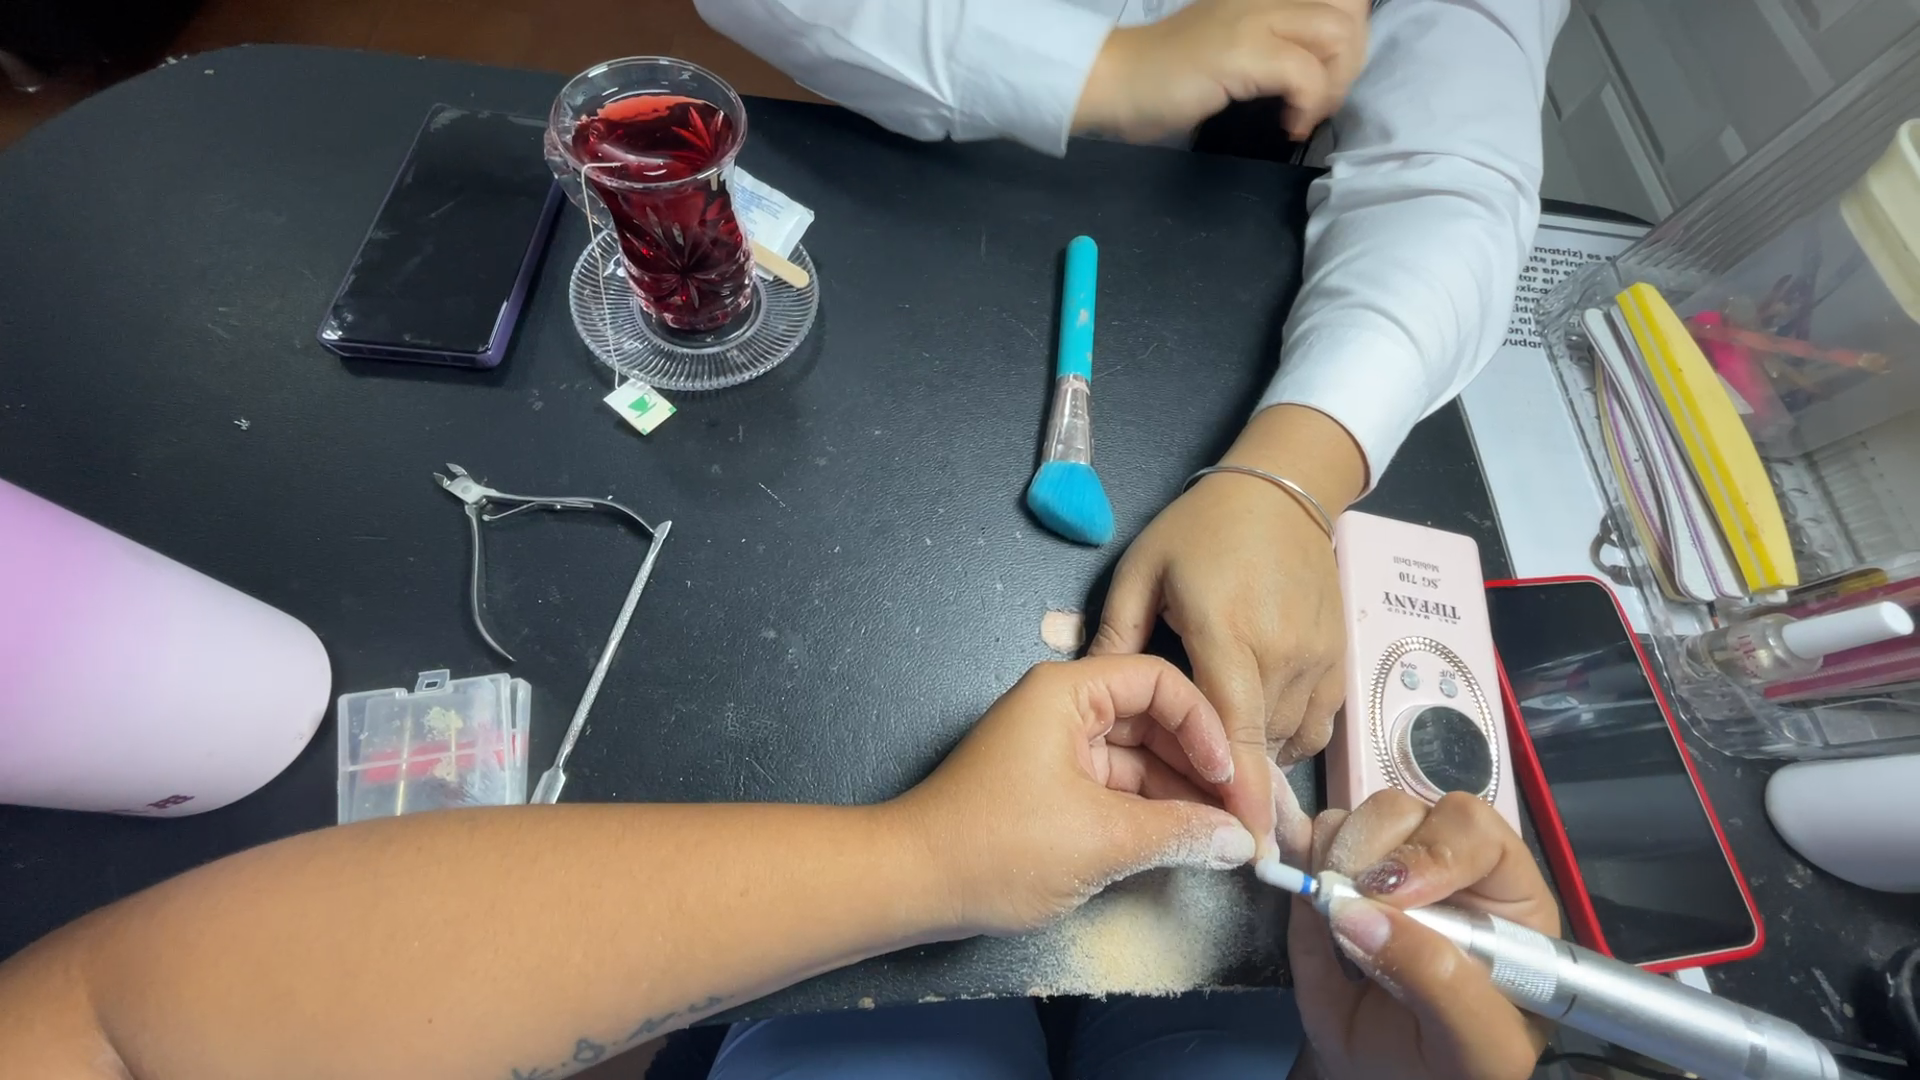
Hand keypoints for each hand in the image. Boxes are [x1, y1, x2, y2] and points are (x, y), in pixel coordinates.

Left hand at [890, 655, 1260, 934]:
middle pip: (1152, 719)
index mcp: (1068, 692)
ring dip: (1181, 793)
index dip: (1204, 725)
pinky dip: (1151, 810)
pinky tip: (1189, 840)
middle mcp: (1065, 707)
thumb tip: (1238, 840)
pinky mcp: (1056, 784)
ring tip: (1230, 837)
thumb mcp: (1098, 839)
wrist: (915, 881)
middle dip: (1200, 765)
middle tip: (1248, 817)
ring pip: (1138, 757)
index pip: (1158, 682)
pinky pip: (1116, 785)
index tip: (1232, 779)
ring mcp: (1059, 746)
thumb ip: (1176, 833)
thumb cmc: (1002, 844)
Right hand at [1074, 0, 1368, 142]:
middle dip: (1348, 65)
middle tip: (1319, 104)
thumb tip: (1306, 73)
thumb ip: (1268, 48)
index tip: (1323, 82)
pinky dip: (1307, 105)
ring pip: (1337, 36)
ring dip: (1333, 86)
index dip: (1347, 40)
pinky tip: (1289, 126)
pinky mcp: (1243, 51)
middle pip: (1351, 11)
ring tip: (1306, 115)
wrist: (1115, 81)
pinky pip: (1305, 73)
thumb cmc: (1161, 79)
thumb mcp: (1227, 50)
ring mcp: (1256, 18)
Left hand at [1091, 405, 1362, 862]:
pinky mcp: (1341, 658)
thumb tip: (1090, 682)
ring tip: (1218, 773)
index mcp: (1226, 634)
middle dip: (1237, 784)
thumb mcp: (1141, 573)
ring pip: (1291, 739)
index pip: (1235, 727)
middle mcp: (1282, 654)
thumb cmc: (1198, 531)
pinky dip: (1287, 739)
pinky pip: (1317, 722)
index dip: (1235, 787)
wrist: (1278, 493)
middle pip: (1263, 744)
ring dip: (1259, 761)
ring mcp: (1320, 658)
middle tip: (1199, 811)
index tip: (1235, 839)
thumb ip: (1117, 634)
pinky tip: (1255, 734)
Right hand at [1289, 791, 1560, 1079]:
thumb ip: (1436, 982)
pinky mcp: (1332, 865)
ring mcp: (1384, 862)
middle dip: (1371, 850)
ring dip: (1335, 854)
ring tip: (1332, 911)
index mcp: (1506, 905)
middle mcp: (1447, 869)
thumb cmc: (1445, 1069)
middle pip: (1410, 809)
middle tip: (1348, 902)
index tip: (1393, 894)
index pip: (1479, 836)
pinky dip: (1302, 853)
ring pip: (1356, 813)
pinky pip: (1313, 830)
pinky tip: (1311, 895)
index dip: (1435, 850)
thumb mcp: (1473, 1049)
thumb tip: (1355, 911)